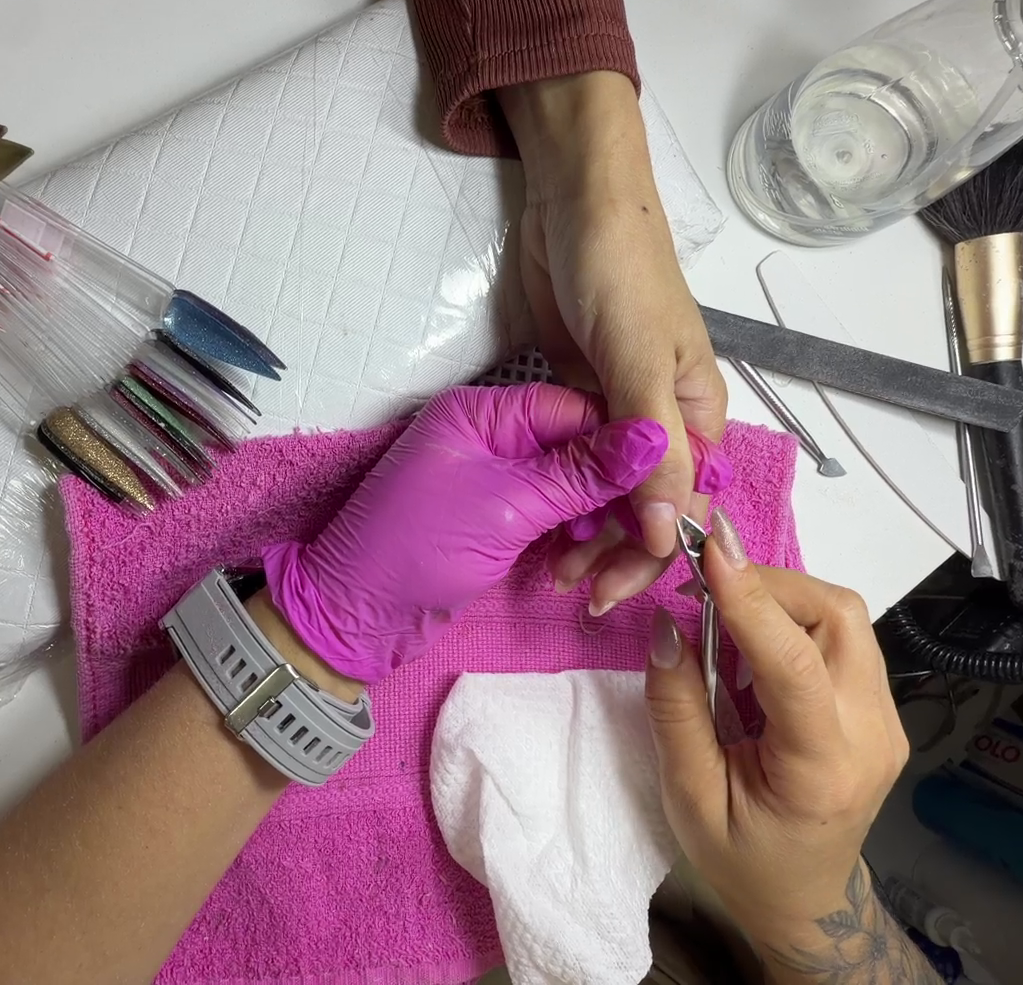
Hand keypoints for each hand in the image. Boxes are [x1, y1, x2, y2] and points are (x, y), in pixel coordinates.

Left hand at [264, 383, 700, 684]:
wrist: (359, 613)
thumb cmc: (417, 549)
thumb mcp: (506, 507)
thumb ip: (581, 474)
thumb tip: (653, 440)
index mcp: (485, 412)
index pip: (578, 410)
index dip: (625, 446)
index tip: (664, 485)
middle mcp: (493, 435)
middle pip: (580, 449)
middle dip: (612, 494)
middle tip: (636, 538)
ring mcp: (496, 476)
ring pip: (571, 487)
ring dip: (594, 524)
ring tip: (596, 566)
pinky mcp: (498, 514)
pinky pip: (552, 515)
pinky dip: (572, 540)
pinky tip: (581, 568)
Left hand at [500, 71, 727, 615]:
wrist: (573, 203)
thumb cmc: (620, 273)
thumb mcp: (639, 363)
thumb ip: (652, 450)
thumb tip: (666, 536)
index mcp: (694, 414)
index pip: (681, 504)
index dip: (650, 551)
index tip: (613, 591)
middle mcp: (659, 419)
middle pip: (642, 503)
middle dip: (613, 549)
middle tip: (571, 587)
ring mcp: (612, 408)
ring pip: (604, 486)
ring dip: (583, 527)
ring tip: (551, 567)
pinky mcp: (573, 394)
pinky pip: (571, 457)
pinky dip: (560, 489)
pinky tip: (540, 520)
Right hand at [644, 510, 914, 977]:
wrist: (807, 899)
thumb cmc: (742, 857)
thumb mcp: (688, 794)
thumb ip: (675, 709)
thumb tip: (665, 627)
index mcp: (823, 768)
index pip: (796, 665)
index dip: (752, 601)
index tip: (710, 551)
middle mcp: (872, 732)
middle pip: (838, 618)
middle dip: (769, 584)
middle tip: (704, 585)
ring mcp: (883, 716)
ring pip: (843, 616)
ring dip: (778, 595)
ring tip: (719, 609)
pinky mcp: (875, 704)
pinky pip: (837, 633)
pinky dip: (787, 615)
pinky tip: (746, 638)